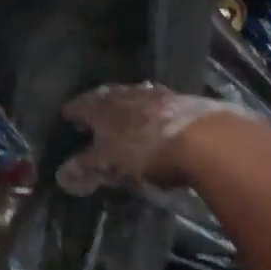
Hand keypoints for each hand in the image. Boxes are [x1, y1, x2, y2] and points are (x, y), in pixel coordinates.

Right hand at [55, 82, 248, 194]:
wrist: (209, 142)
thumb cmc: (144, 152)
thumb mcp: (108, 166)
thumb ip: (84, 169)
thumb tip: (61, 176)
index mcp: (101, 105)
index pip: (78, 105)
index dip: (71, 114)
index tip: (66, 122)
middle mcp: (128, 93)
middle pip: (108, 98)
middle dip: (101, 109)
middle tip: (96, 123)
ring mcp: (161, 96)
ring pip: (138, 100)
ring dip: (131, 111)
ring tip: (129, 125)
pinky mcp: (190, 103)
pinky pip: (164, 109)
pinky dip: (157, 118)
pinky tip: (160, 129)